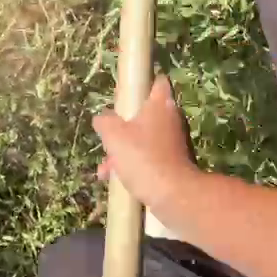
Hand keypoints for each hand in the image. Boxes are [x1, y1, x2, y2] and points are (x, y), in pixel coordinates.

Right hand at [93, 75, 197, 211]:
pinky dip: (134, 163)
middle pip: (146, 112)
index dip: (143, 81)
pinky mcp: (175, 163)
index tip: (127, 91)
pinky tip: (116, 178)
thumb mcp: (114, 135)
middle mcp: (172, 119)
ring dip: (125, 148)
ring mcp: (175, 142)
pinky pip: (150, 156)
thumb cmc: (143, 157)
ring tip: (106, 165)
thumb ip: (104, 121)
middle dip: (124, 124)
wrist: (174, 195)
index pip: (158, 81)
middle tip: (109, 133)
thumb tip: (101, 118)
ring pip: (145, 137)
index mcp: (160, 104)